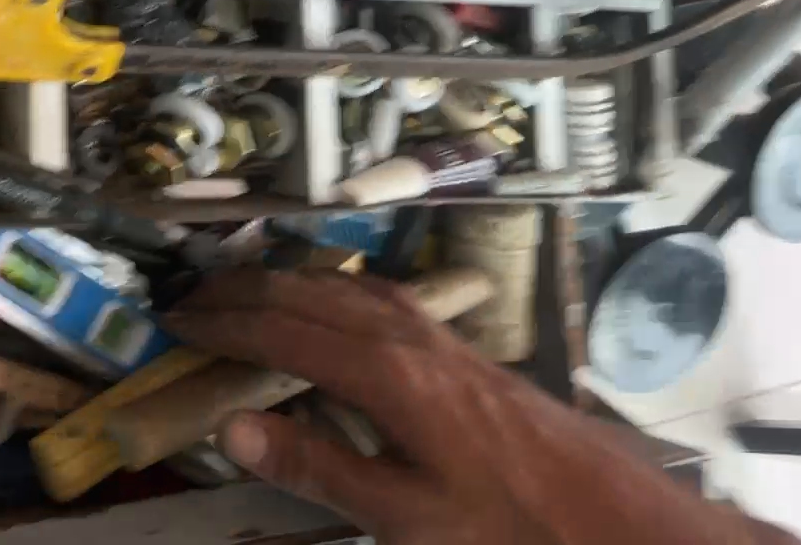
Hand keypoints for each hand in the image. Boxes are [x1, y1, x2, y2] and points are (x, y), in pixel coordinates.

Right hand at [163, 267, 799, 544]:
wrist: (627, 522)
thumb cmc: (511, 525)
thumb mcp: (411, 519)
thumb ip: (315, 468)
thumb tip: (228, 427)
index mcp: (378, 371)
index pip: (274, 331)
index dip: (218, 325)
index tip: (173, 320)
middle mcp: (393, 330)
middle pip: (293, 293)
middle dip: (231, 292)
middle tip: (183, 298)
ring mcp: (422, 325)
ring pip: (325, 282)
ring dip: (268, 281)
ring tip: (229, 288)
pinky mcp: (443, 333)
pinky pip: (361, 287)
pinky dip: (315, 282)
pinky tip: (312, 292)